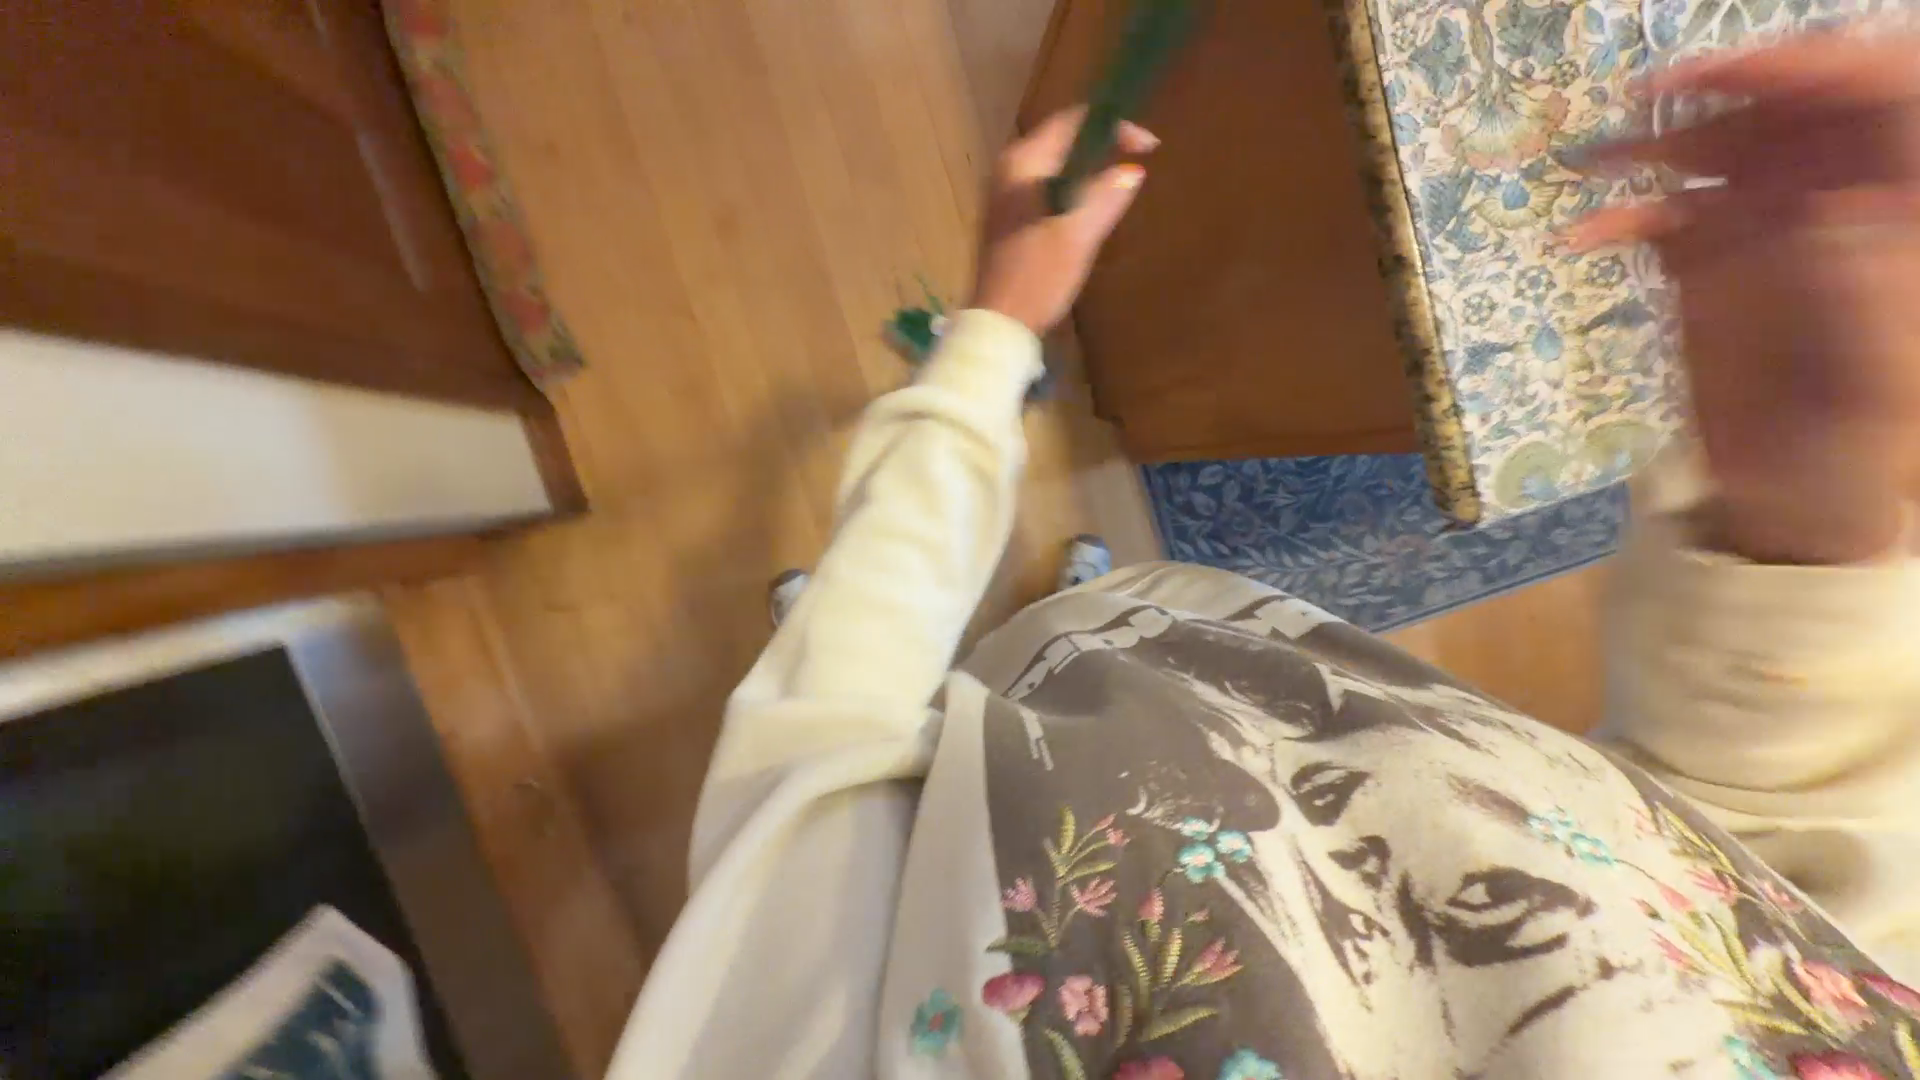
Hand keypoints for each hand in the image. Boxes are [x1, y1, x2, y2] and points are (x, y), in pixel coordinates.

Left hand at [971, 108, 1159, 334]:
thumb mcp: (1078, 235)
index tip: (1148, 146)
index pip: (1072, 122)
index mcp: (1021, 165)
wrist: (998, 325)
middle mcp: (1007, 172)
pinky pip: (1045, 192)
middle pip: (1062, 143)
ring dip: (1087, 172)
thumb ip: (1105, 196)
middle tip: (1136, 161)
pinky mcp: (1007, 222)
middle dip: (1101, 148)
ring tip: (1119, 184)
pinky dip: (1071, 193)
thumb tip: (1131, 171)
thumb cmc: (1036, 278)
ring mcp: (1004, 198)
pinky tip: (1090, 212)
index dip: (1113, 126)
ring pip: (1054, 169)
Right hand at [1570, 35, 1919, 561]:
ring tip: (1596, 158)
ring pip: (1713, 157)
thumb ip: (1865, 289)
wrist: (1793, 486)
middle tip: (1644, 106)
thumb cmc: (1866, 439)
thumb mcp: (1884, 372)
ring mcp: (1759, 232)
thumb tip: (1825, 212)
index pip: (1878, 97)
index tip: (1721, 73)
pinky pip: (1656, 222)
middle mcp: (1833, 197)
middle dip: (1720, 98)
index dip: (1808, 67)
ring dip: (1655, 149)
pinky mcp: (1698, 269)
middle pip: (1786, 113)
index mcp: (1905, 204)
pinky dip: (1618, 220)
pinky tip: (1587, 235)